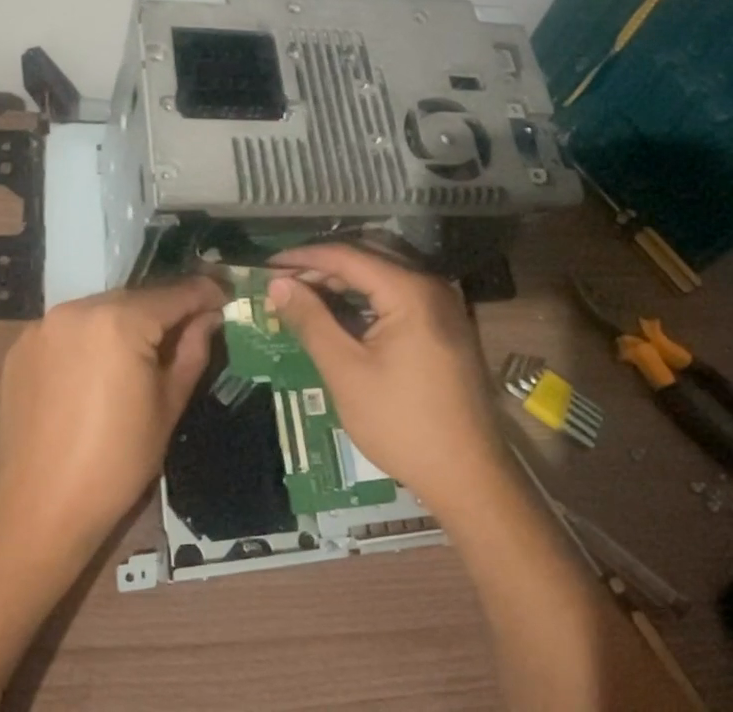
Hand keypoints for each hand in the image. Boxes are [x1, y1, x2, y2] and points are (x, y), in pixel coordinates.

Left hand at [0, 278, 224, 545]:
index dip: (204, 294)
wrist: (44, 505)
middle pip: (133, 299)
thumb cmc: (119, 460)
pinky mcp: (21, 348)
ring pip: (99, 312)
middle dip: (164, 310)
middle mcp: (76, 310)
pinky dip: (91, 339)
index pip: (172, 294)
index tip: (225, 298)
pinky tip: (101, 368)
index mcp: (118, 321)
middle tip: (192, 326)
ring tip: (146, 351)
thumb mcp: (169, 404)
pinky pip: (69, 330)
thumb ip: (192, 350)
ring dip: (126, 323)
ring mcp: (42, 327)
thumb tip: (208, 318)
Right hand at [267, 245, 510, 512]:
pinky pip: (398, 298)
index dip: (303, 258)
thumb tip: (277, 285)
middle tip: (280, 284)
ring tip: (301, 297)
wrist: (466, 475)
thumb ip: (312, 321)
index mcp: (411, 292)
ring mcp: (444, 307)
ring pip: (383, 278)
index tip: (266, 266)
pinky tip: (338, 316)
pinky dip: (365, 301)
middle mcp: (432, 288)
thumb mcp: (346, 371)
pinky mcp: (445, 328)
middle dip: (321, 268)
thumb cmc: (401, 424)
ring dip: (342, 284)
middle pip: (367, 260)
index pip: (347, 257)